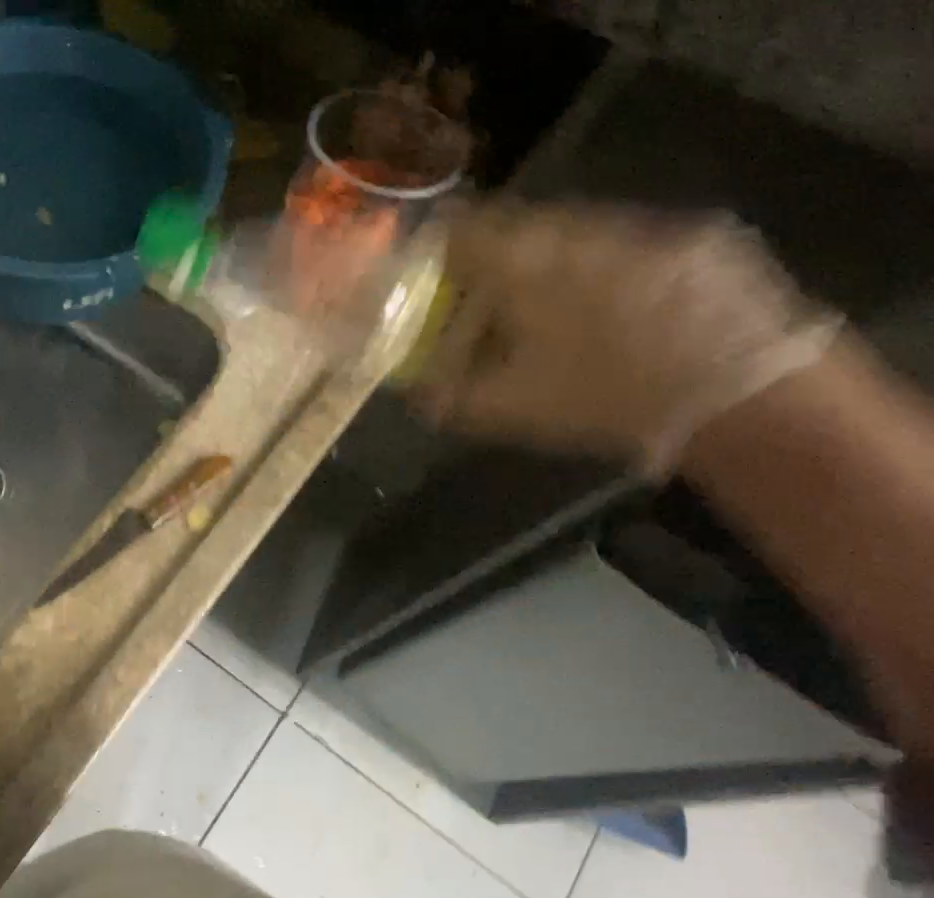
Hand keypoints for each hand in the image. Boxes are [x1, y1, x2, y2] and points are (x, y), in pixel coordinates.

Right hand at [414, 202, 833, 471]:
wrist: (744, 393)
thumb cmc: (603, 395)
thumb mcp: (508, 407)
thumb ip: (449, 395)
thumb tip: (416, 392)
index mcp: (524, 262)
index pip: (462, 229)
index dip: (438, 246)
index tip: (429, 269)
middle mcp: (579, 229)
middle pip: (520, 228)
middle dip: (498, 259)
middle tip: (487, 296)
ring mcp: (643, 229)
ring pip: (577, 235)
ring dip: (555, 262)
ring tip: (552, 307)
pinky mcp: (698, 241)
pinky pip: (630, 246)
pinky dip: (608, 270)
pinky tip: (615, 311)